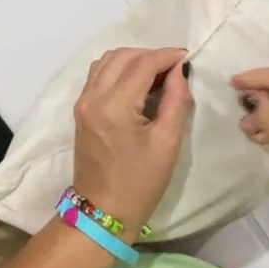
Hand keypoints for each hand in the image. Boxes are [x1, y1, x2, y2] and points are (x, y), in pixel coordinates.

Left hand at [71, 47, 191, 239]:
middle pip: (123, 56)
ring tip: (157, 75)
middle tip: (174, 69)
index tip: (187, 58)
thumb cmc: (140, 183)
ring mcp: (82, 102)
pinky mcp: (80, 108)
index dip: (167, 56)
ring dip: (133, 60)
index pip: (142, 64)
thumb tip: (180, 71)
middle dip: (151, 55)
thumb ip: (176, 101)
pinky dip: (119, 70)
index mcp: (114, 107)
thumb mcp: (167, 143)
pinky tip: (137, 84)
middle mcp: (93, 97)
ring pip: (107, 61)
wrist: (102, 212)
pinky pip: (98, 74)